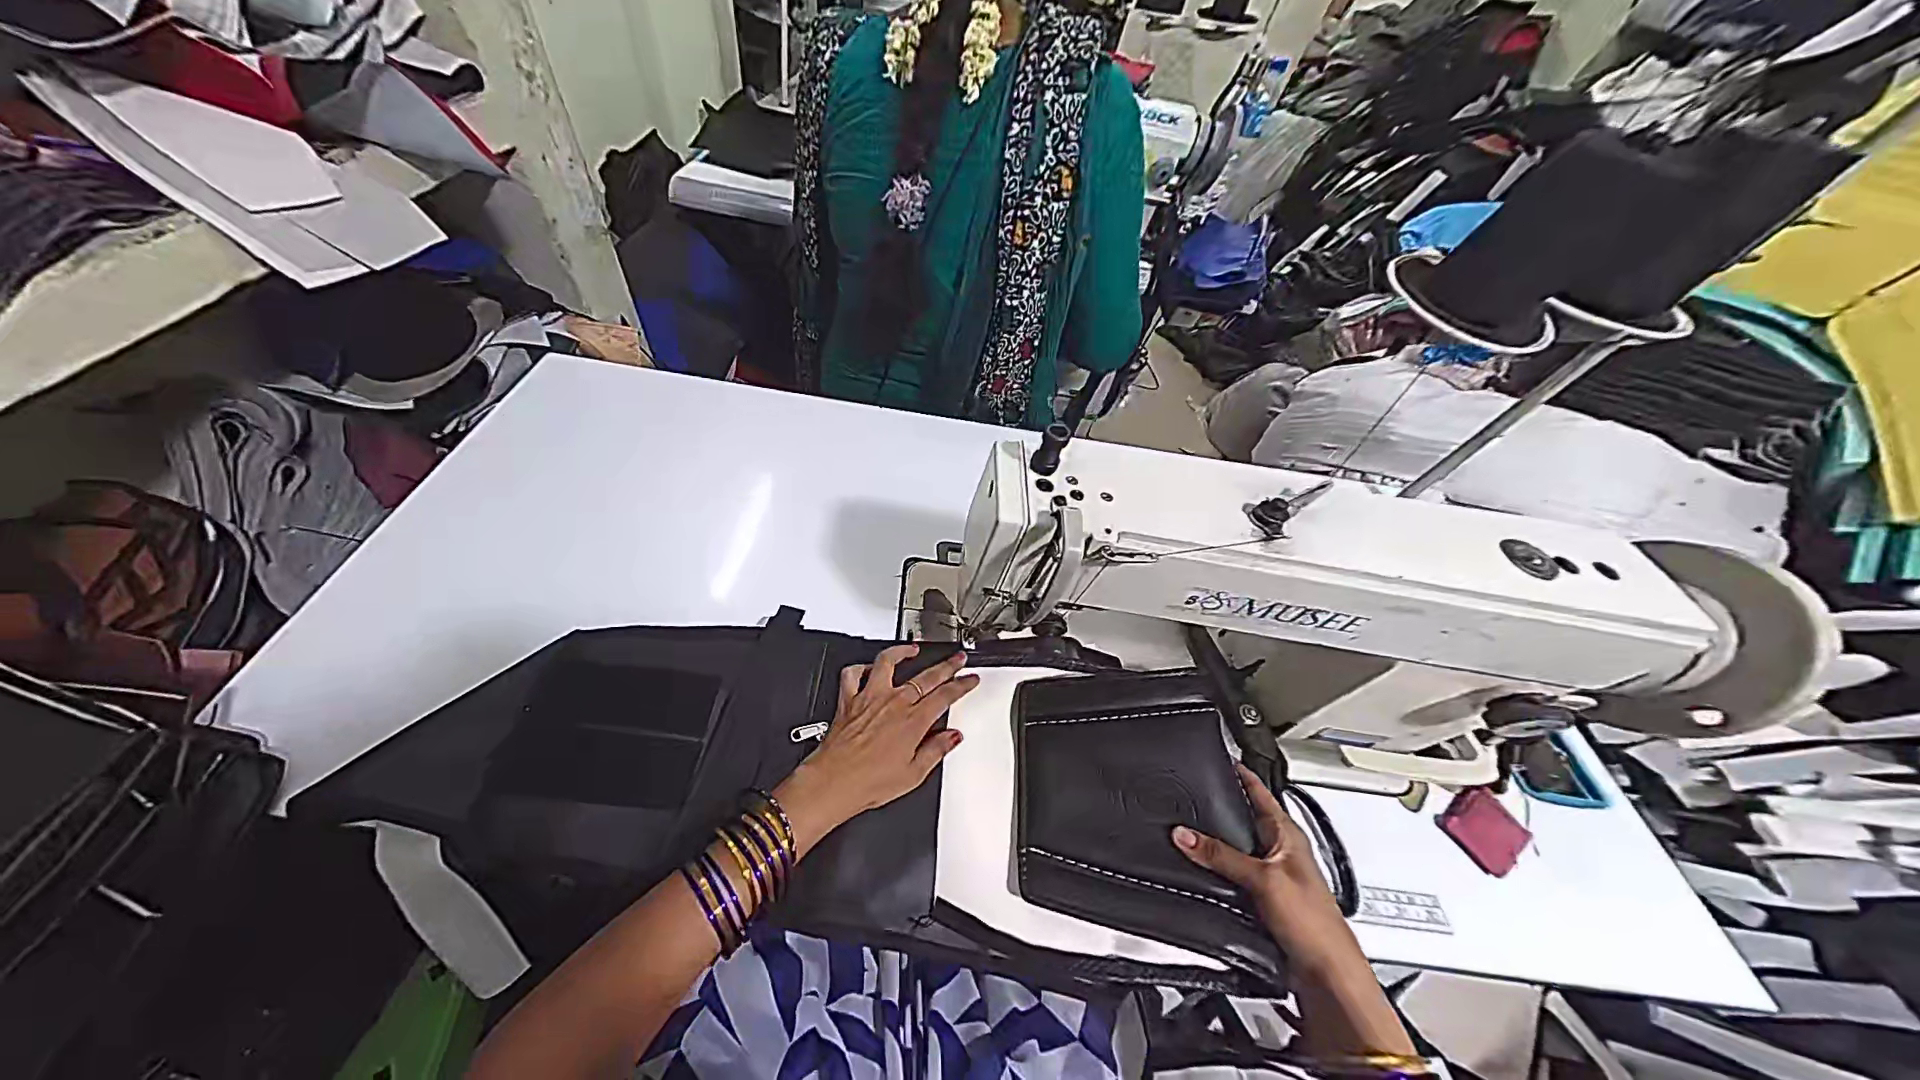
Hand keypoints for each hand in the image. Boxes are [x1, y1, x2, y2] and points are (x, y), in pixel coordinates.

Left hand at [774, 645, 978, 850]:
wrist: (832, 783)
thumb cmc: (868, 782)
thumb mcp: (913, 774)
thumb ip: (936, 750)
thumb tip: (952, 737)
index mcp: (913, 721)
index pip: (945, 695)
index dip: (962, 685)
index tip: (970, 679)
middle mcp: (892, 703)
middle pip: (926, 676)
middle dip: (947, 665)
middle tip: (957, 659)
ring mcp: (869, 698)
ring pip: (888, 662)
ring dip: (902, 652)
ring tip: (912, 649)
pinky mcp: (848, 700)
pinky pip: (852, 674)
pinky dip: (860, 667)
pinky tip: (868, 666)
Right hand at [1171, 764, 1349, 957]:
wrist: (1328, 975)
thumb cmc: (1316, 924)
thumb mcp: (1262, 879)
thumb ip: (1221, 855)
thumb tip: (1185, 833)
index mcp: (1288, 835)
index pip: (1260, 791)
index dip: (1242, 773)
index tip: (1223, 758)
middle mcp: (1281, 851)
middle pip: (1245, 819)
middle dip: (1222, 808)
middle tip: (1197, 791)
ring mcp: (1274, 875)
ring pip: (1238, 848)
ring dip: (1218, 843)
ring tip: (1194, 830)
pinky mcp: (1265, 899)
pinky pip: (1235, 874)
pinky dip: (1219, 869)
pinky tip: (1206, 871)